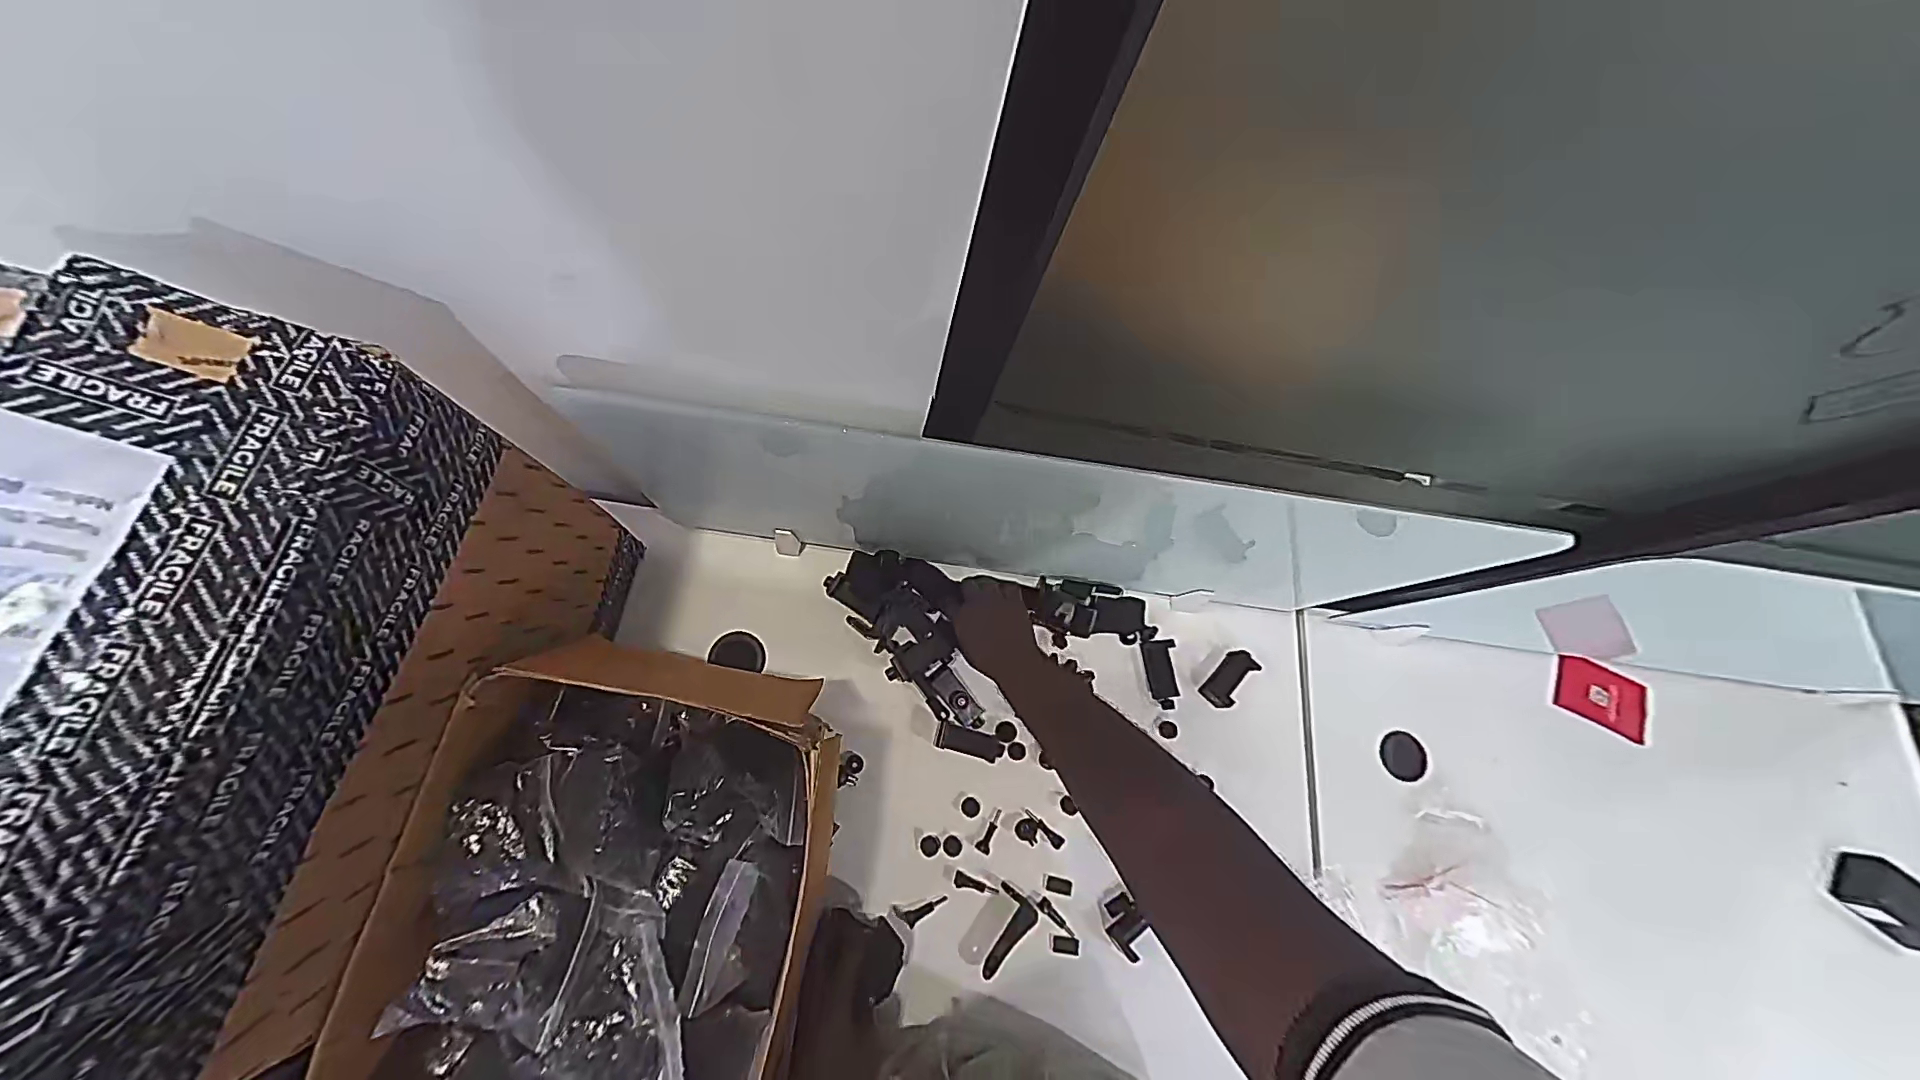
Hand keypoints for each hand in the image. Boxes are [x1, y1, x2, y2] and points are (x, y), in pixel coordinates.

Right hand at [949, 576, 1045, 684]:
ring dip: (984, 586)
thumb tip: (958, 622)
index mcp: (960, 616)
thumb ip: (960, 628)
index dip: (948, 601)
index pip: (948, 600)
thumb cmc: (991, 660)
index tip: (950, 602)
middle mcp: (977, 604)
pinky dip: (1005, 589)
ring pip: (987, 581)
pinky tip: (1004, 594)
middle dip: (966, 588)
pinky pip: (1008, 587)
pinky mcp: (1014, 601)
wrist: (1015, 662)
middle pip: (967, 584)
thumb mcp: (965, 646)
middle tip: (967, 594)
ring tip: (985, 592)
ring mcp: (996, 600)